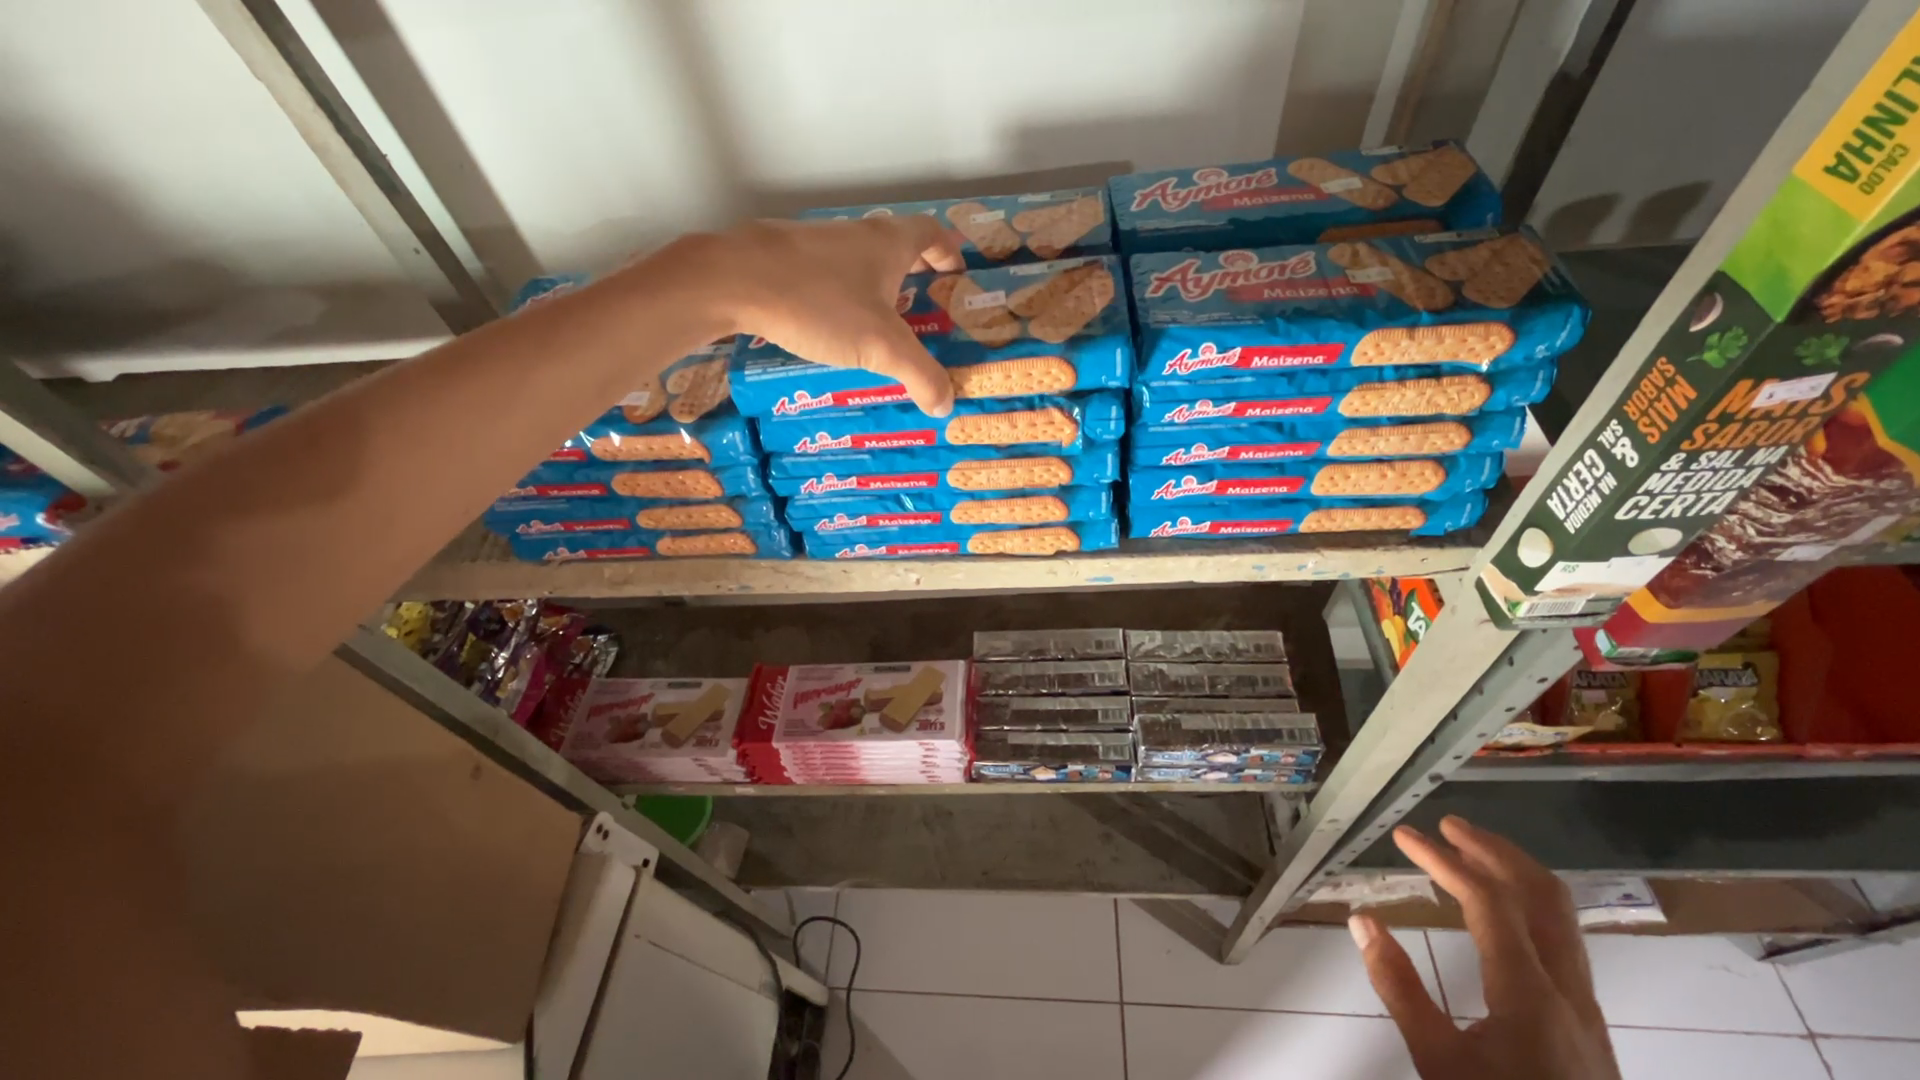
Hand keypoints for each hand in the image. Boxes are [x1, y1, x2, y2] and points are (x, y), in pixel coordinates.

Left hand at [650, 217, 965, 415]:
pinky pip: (826, 273)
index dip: (949, 254)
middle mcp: (857, 234)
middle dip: (914, 274)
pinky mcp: (784, 257)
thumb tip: (947, 403)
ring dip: (874, 286)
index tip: (956, 277)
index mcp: (889, 243)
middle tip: (923, 307)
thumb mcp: (881, 347)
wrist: (733, 279)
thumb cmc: (820, 304)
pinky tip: (829, 326)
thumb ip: (919, 375)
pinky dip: (839, 294)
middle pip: (896, 246)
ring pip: (858, 260)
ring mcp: (817, 242)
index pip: (932, 235)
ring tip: (878, 325)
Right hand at [1351, 816, 1620, 1079]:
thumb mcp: (1437, 1062)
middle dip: (1493, 850)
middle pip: (1542, 894)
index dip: (1444, 859)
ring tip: (1472, 855)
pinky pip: (1562, 937)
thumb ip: (1399, 988)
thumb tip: (1362, 921)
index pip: (1488, 900)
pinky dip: (1528, 902)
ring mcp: (1585, 1003)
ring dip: (1516, 872)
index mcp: (1528, 993)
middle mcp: (1567, 987)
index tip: (1404, 835)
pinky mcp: (1586, 1019)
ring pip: (1562, 915)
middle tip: (1447, 826)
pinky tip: (1501, 913)